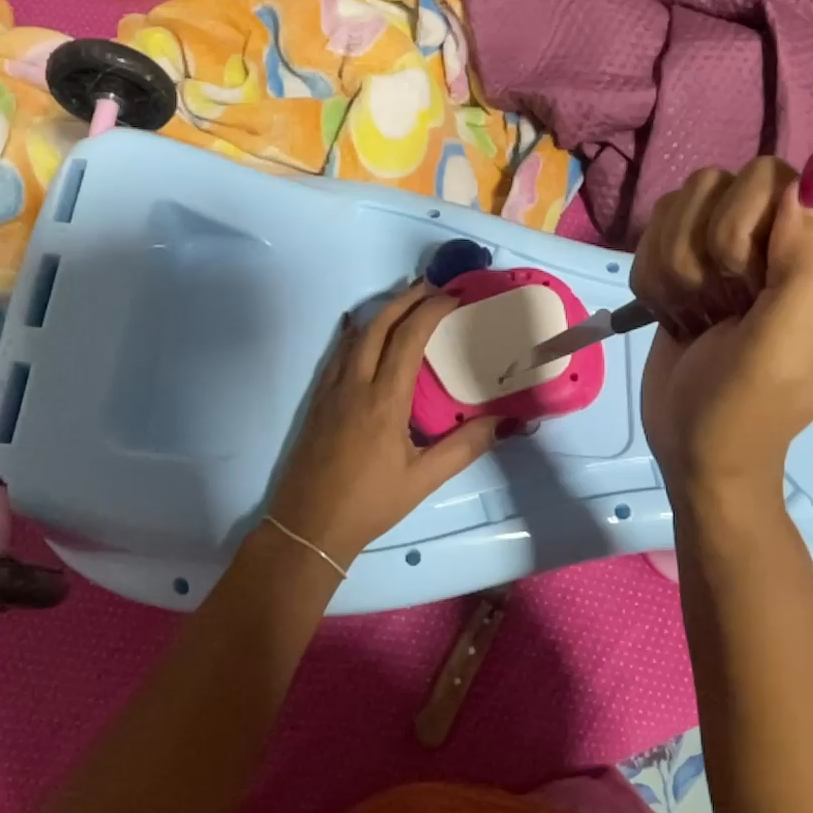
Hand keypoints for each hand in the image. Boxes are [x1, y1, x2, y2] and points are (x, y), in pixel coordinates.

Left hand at [264, 282, 502, 567]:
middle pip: (379, 325)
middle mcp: (355, 384)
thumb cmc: (369, 504)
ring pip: (355, 335)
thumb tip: (505, 421)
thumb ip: (464, 447)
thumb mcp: (423, 480)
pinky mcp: (317, 401)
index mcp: (384, 399)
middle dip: (405, 299)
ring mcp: (331, 390)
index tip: (452, 297)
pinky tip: (355, 327)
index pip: (409, 338)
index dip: (431, 311)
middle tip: (430, 286)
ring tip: (403, 301)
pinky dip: (352, 333)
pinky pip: (336, 353)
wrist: (308, 525)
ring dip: (381, 312)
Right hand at [632, 152, 812, 516]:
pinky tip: (671, 315)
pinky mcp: (683, 265)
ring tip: (694, 316)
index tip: (743, 287)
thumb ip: (807, 264)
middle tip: (718, 307)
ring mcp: (723, 251)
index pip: (774, 181)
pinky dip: (651, 279)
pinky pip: (653, 233)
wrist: (694, 451)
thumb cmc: (744, 407)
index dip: (742, 228)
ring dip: (672, 269)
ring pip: (679, 206)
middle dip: (701, 252)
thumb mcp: (786, 349)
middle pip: (718, 185)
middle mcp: (773, 242)